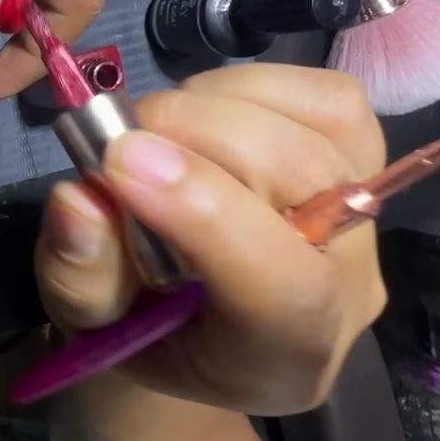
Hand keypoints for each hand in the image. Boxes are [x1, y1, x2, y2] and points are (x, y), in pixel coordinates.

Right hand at [32, 66, 388, 415]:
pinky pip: (329, 97)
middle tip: (117, 141)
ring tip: (157, 130)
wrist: (186, 329)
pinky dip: (253, 85)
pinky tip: (200, 113)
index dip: (204, 209)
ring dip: (221, 104)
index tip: (119, 161)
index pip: (284, 282)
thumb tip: (78, 198)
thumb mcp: (82, 323)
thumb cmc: (132, 331)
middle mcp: (347, 286)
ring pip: (324, 122)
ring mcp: (360, 219)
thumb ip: (78, 275)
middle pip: (304, 176)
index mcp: (281, 355)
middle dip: (194, 134)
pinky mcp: (361, 163)